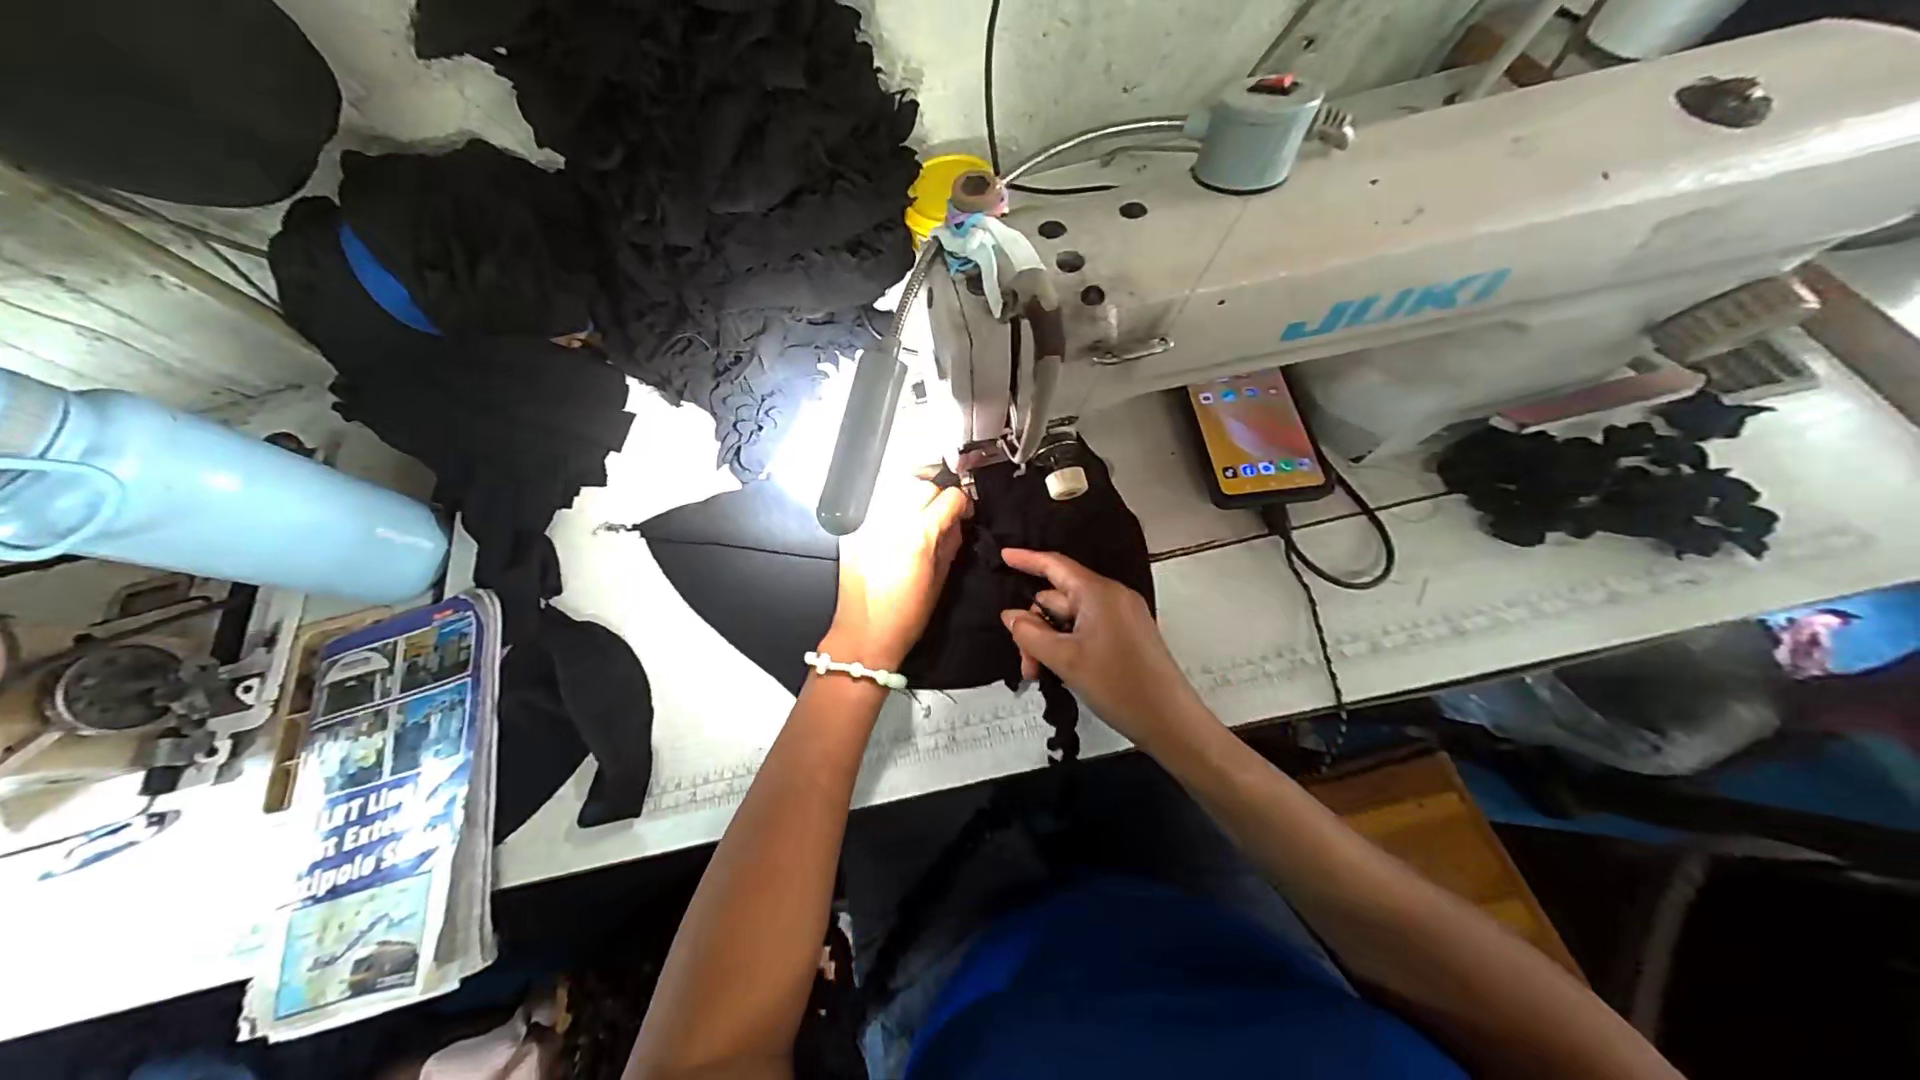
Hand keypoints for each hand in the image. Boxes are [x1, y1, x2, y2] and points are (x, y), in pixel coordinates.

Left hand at [820, 475, 970, 671]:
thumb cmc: (905, 616)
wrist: (864, 633)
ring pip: (897, 490)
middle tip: (939, 518)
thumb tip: (956, 522)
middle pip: (923, 486)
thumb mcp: (941, 579)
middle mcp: (892, 522)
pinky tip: (893, 531)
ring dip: (911, 500)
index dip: (961, 504)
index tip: (962, 514)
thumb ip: (951, 542)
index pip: (950, 496)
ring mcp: (869, 523)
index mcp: (919, 535)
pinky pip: (877, 506)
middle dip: (935, 499)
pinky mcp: (852, 530)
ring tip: (915, 522)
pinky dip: (890, 511)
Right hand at [998, 548, 1215, 751]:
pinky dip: (1068, 646)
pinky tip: (1062, 671)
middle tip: (1028, 665)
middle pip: (1058, 598)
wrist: (1169, 720)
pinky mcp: (1127, 635)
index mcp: (1098, 592)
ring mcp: (1122, 616)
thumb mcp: (1064, 660)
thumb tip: (1011, 616)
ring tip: (1041, 674)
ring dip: (1049, 642)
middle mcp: (1112, 597)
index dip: (1027, 559)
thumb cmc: (1118, 685)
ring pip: (1070, 619)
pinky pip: (1087, 630)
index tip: (1003, 556)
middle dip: (1035, 627)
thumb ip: (1030, 634)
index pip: (1055, 565)